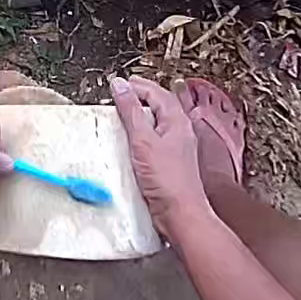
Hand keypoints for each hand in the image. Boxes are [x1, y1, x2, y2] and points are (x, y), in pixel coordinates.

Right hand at [109, 75, 209, 233]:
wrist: (181, 215)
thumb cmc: (168, 181)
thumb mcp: (142, 140)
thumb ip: (131, 111)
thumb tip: (120, 85)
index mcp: (177, 120)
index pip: (157, 92)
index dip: (137, 86)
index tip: (119, 84)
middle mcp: (181, 130)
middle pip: (160, 104)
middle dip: (141, 96)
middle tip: (121, 94)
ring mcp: (178, 147)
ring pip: (159, 121)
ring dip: (142, 114)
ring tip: (124, 113)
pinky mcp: (171, 162)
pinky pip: (156, 138)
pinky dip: (143, 133)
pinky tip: (134, 141)